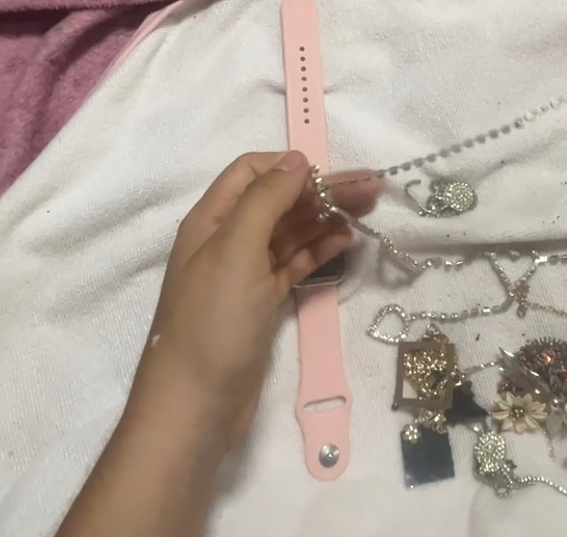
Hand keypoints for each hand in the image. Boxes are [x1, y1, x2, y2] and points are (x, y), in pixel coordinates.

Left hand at [132, 151, 378, 446]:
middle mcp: (228, 239)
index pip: (251, 171)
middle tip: (372, 187)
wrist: (194, 408)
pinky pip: (296, 262)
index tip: (328, 173)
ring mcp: (246, 272)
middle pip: (280, 200)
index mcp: (212, 219)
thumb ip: (266, 198)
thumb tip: (297, 158)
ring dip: (327, 216)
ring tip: (369, 209)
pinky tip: (347, 241)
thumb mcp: (236, 248)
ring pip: (292, 231)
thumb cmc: (212, 321)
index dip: (288, 166)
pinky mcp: (263, 301)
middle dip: (322, 190)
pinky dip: (320, 248)